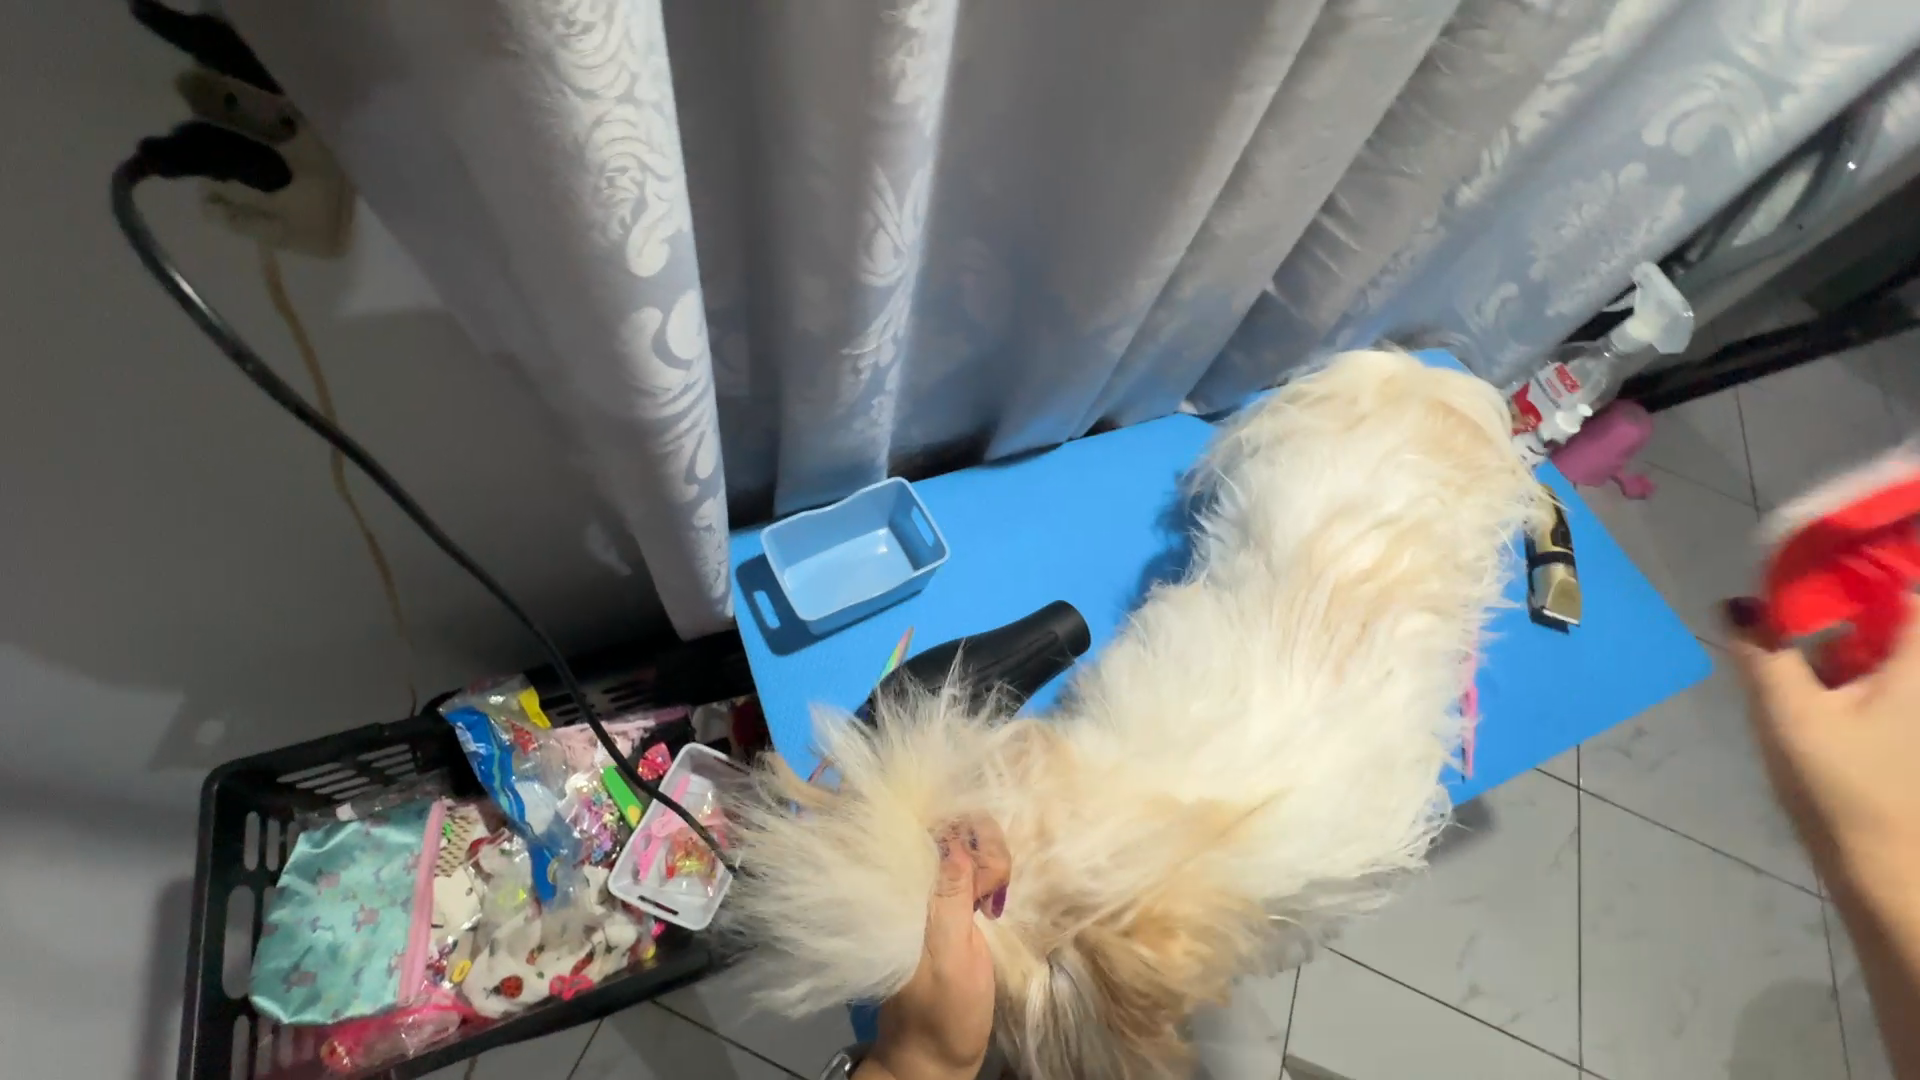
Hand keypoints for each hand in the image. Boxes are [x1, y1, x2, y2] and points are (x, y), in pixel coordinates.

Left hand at [858, 817, 1011, 1079]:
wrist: (935, 1056)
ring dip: (990, 860)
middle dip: (985, 847)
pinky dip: (989, 871)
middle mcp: (915, 880)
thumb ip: (950, 897)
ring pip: (967, 843)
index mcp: (907, 889)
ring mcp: (933, 890)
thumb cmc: (942, 1011)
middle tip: (994, 892)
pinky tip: (995, 896)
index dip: (970, 830)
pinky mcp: (948, 901)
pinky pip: (969, 865)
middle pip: (956, 828)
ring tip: (994, 900)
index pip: (936, 827)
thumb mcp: (951, 956)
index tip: (992, 867)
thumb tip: (954, 841)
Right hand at [1726, 596, 1919, 1078]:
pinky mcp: (1909, 725)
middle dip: (1852, 591)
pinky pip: (1889, 668)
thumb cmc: (1844, 784)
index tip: (1832, 538)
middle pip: (1902, 611)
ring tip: (1793, 626)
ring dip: (1852, 624)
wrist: (1894, 866)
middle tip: (1794, 587)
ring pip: (1895, 642)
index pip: (1911, 586)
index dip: (1878, 554)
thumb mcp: (1787, 713)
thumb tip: (1739, 604)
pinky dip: (1858, 654)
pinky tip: (1816, 666)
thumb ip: (1763, 653)